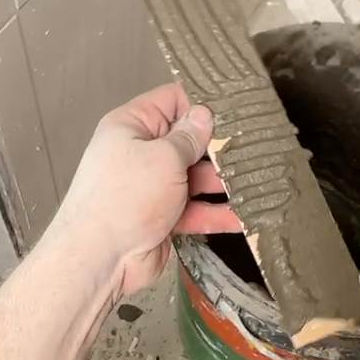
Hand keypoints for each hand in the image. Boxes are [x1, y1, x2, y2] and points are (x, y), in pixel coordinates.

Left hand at [48, 82, 243, 297]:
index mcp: (133, 126)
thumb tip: (204, 114)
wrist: (100, 258)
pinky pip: (194, 210)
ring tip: (258, 181)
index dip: (201, 103)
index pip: (171, 101)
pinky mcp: (163, 218)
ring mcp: (153, 187)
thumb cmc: (127, 196)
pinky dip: (216, 214)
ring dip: (223, 182)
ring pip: (195, 178)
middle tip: (258, 147)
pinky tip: (245, 217)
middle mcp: (142, 153)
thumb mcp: (163, 158)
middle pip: (188, 141)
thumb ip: (189, 137)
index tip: (235, 110)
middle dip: (219, 147)